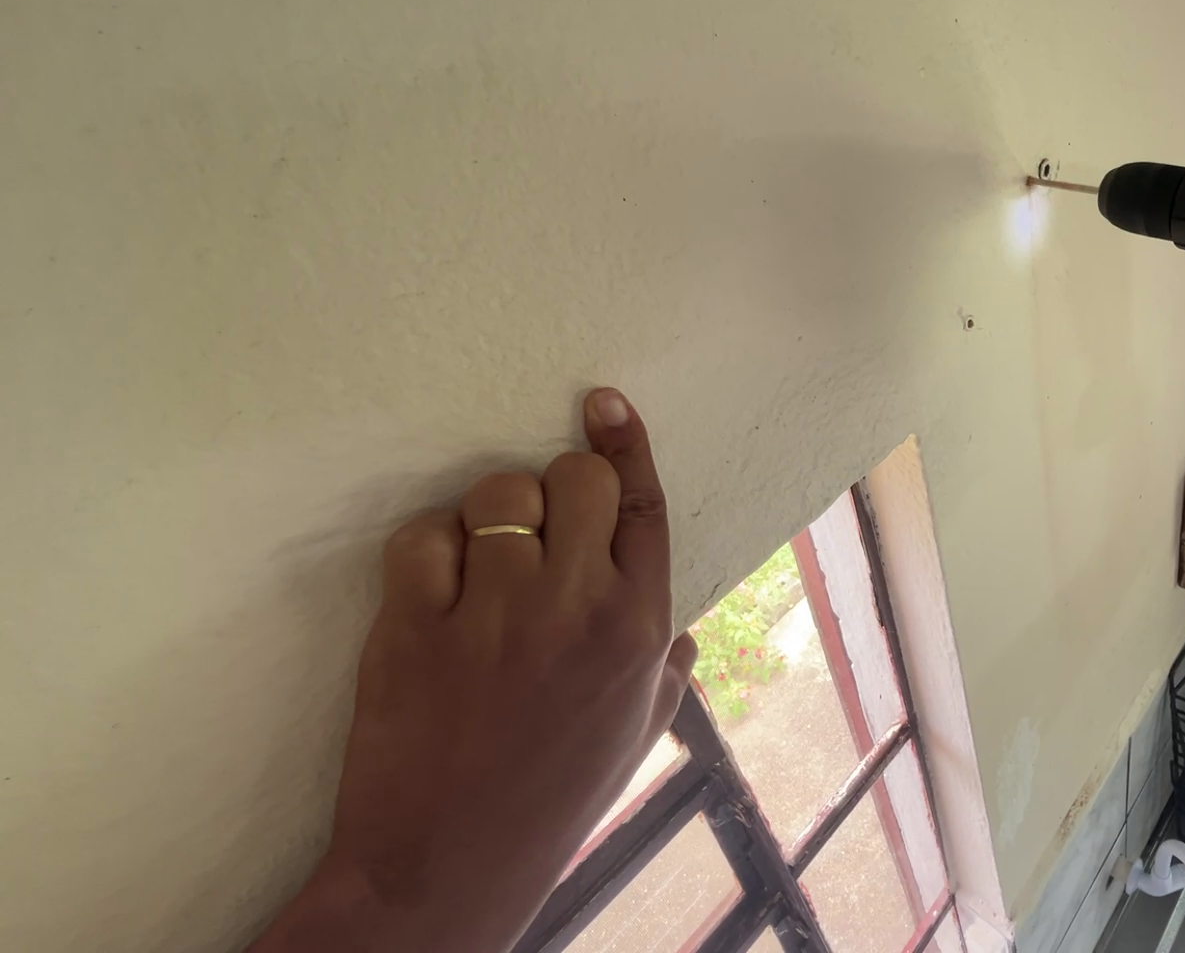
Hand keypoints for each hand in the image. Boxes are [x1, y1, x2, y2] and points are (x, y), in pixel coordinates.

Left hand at [250, 388, 697, 952]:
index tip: (605, 403)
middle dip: (563, 482)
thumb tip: (685, 626)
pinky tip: (439, 579)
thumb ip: (672, 663)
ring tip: (489, 555)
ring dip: (495, 510)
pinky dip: (432, 544)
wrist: (451, 864)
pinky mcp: (415, 630)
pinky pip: (424, 537)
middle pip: (576, 480)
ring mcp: (497, 613)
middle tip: (546, 517)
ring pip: (498, 494)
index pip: (644, 503)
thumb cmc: (562, 789)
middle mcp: (578, 604)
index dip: (628, 443)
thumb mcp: (646, 725)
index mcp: (642, 623)